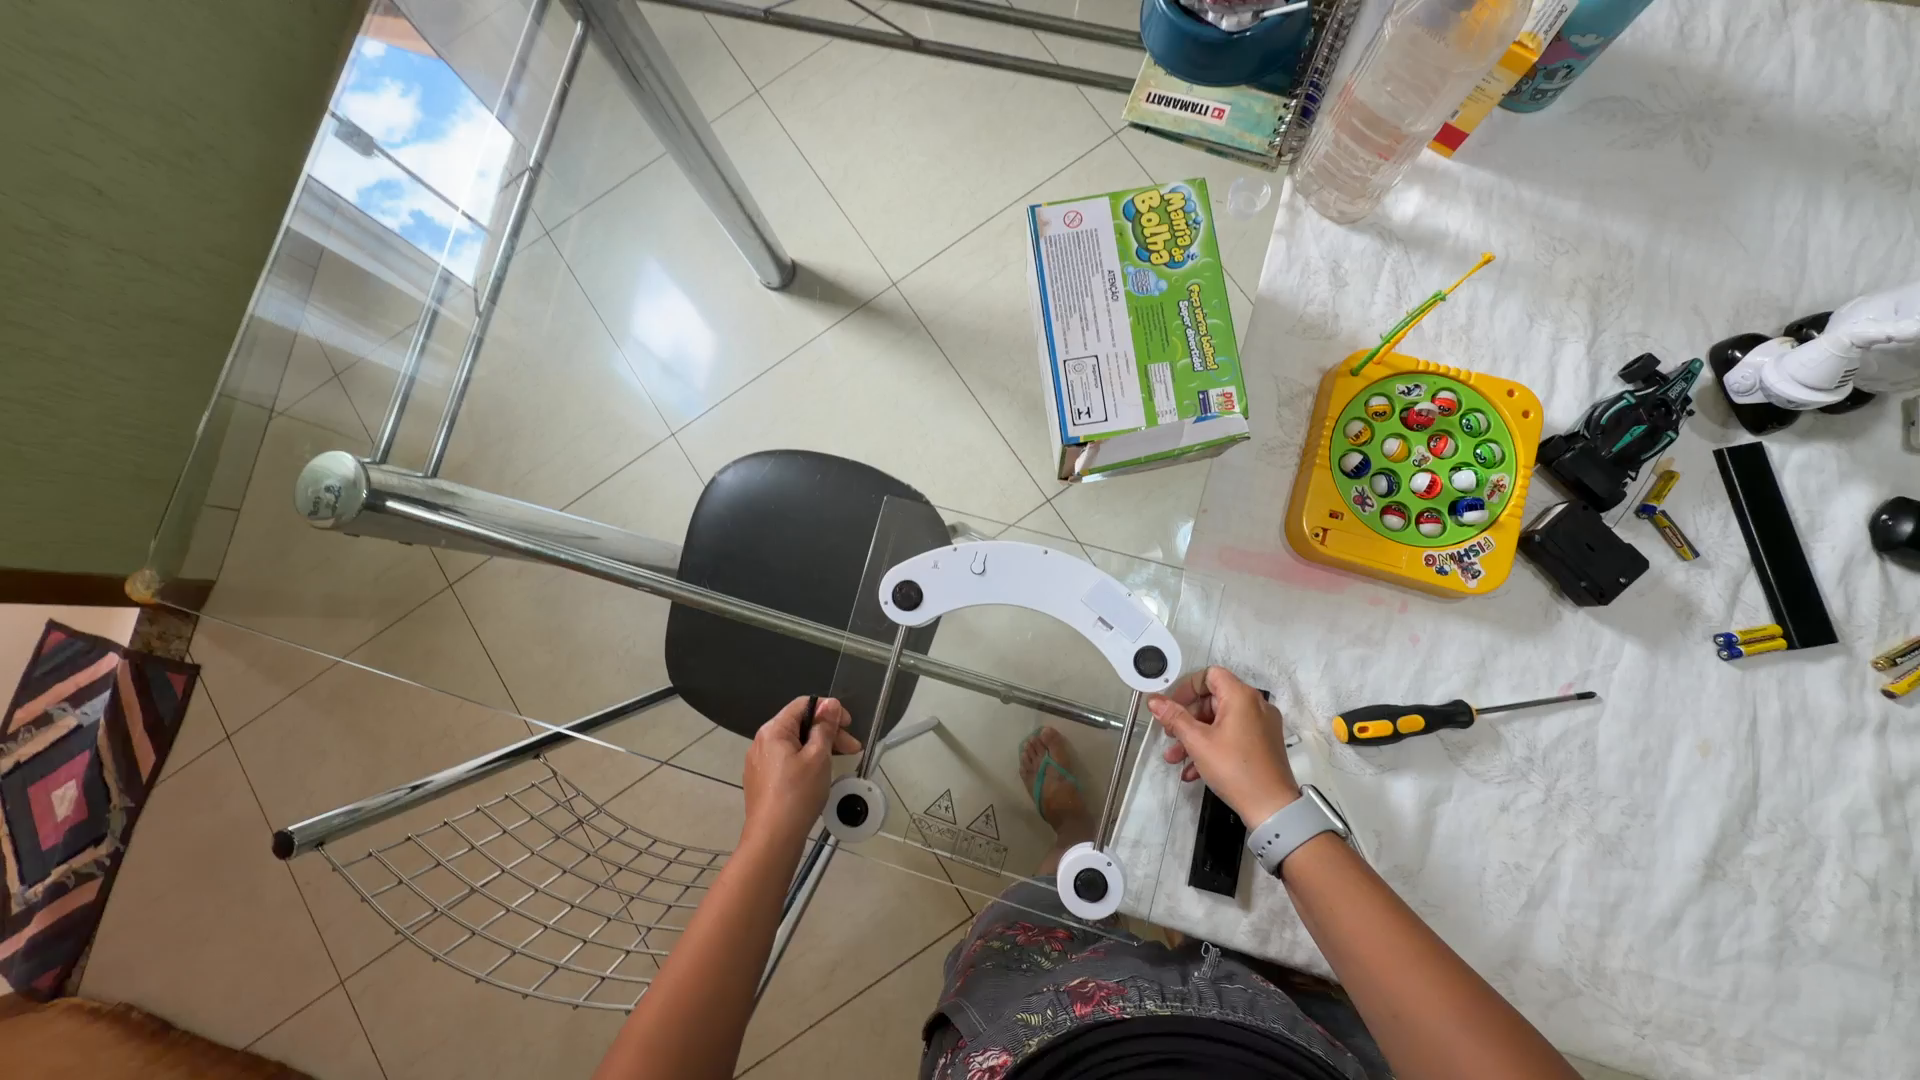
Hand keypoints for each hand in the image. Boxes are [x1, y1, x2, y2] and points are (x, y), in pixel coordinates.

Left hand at [742, 697, 861, 849]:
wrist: (773, 838)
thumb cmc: (798, 793)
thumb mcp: (818, 756)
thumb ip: (825, 727)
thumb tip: (830, 703)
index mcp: (773, 730)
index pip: (803, 704)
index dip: (829, 710)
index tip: (848, 726)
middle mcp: (762, 742)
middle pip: (799, 725)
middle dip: (828, 733)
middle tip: (853, 749)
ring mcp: (759, 763)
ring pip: (794, 745)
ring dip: (819, 748)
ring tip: (839, 763)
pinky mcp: (761, 781)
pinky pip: (786, 761)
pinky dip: (805, 762)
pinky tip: (818, 777)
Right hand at [1148, 667, 1299, 824]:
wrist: (1272, 808)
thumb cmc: (1234, 768)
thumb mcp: (1198, 741)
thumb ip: (1174, 717)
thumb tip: (1154, 701)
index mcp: (1241, 697)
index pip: (1209, 675)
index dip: (1186, 689)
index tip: (1171, 708)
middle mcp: (1255, 705)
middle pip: (1213, 700)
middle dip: (1186, 720)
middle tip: (1169, 736)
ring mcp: (1262, 726)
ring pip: (1220, 722)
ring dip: (1195, 737)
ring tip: (1175, 759)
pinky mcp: (1264, 744)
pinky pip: (1232, 736)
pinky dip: (1212, 747)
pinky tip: (1193, 771)